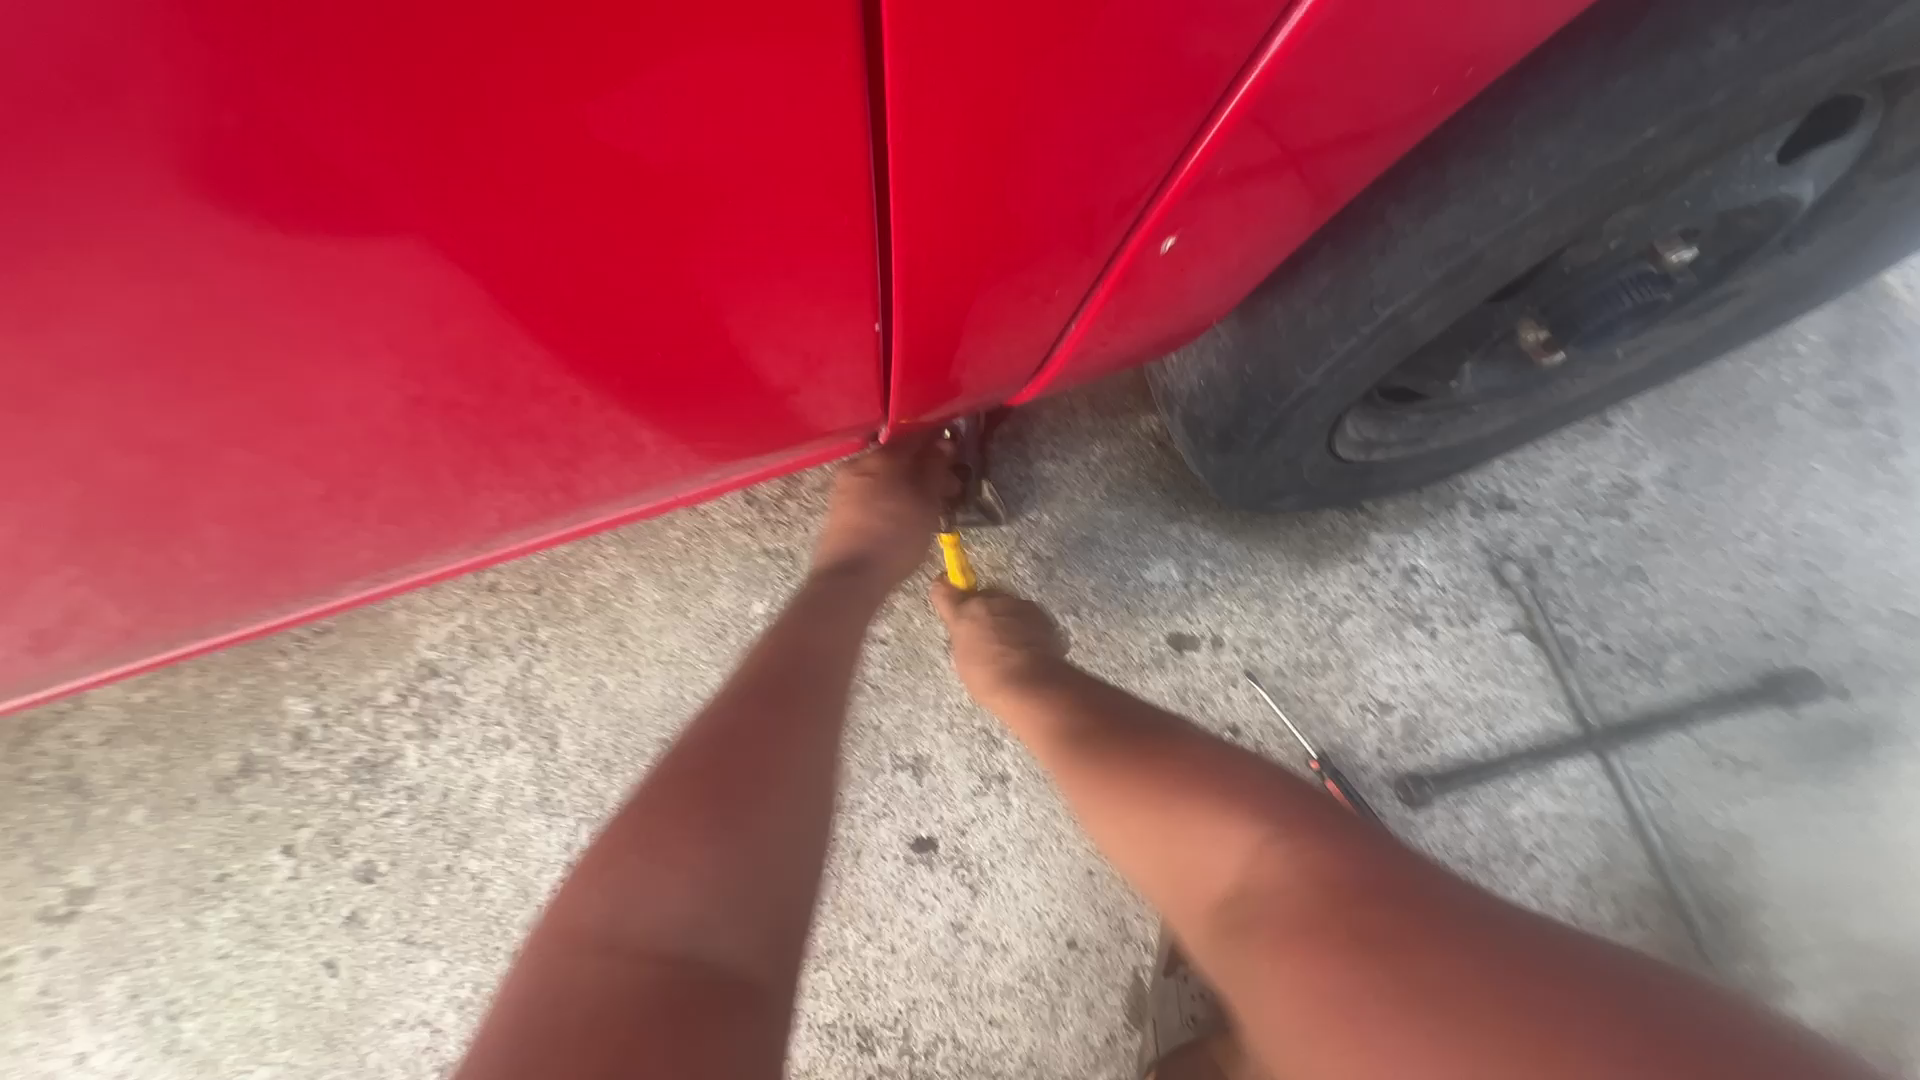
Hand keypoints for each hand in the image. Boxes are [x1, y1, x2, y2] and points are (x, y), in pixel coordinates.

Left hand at [811, 435, 955, 589]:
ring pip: (887, 477)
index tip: (958, 453)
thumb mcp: (926, 501)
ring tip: (932, 508)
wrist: (850, 576)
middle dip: (927, 468)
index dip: (939, 440)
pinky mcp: (841, 510)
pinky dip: (894, 498)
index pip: (915, 435)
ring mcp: (847, 487)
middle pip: (899, 457)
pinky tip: (908, 518)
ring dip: (911, 485)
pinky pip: (874, 493)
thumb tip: (943, 443)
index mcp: (881, 456)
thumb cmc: (895, 535)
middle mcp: (860, 464)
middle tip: (951, 489)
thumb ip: (935, 468)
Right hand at [929, 579, 1069, 707]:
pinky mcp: (1037, 612)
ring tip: (1009, 644)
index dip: (944, 591)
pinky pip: (1023, 613)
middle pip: (979, 598)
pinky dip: (1022, 624)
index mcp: (963, 614)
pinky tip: (1026, 645)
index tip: (946, 596)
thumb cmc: (989, 680)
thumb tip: (969, 634)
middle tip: (985, 635)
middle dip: (980, 612)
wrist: (1031, 684)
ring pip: (1003, 604)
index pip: (942, 589)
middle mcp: (988, 601)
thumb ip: (963, 638)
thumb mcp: (963, 661)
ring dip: (1002, 617)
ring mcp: (1015, 604)